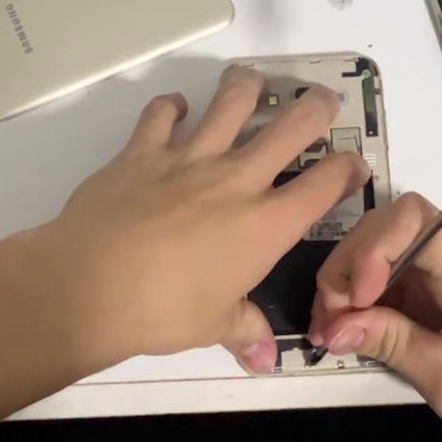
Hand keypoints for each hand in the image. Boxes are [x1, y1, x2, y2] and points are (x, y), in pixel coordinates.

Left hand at [21, 65, 367, 372]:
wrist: (90, 285)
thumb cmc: (162, 312)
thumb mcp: (212, 326)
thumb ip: (244, 330)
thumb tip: (265, 360)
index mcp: (265, 225)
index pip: (325, 184)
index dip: (348, 170)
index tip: (352, 167)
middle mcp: (236, 180)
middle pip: (292, 127)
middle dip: (315, 109)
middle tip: (321, 101)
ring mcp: (188, 158)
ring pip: (232, 101)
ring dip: (248, 86)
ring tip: (254, 82)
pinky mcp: (142, 150)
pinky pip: (162, 112)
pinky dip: (171, 105)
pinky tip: (175, 107)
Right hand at [308, 193, 441, 441]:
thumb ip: (392, 345)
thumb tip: (334, 328)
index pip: (416, 218)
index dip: (372, 247)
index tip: (355, 297)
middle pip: (390, 228)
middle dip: (348, 268)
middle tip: (326, 320)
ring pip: (386, 249)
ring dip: (350, 284)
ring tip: (330, 330)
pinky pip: (398, 274)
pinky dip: (367, 297)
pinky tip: (350, 328)